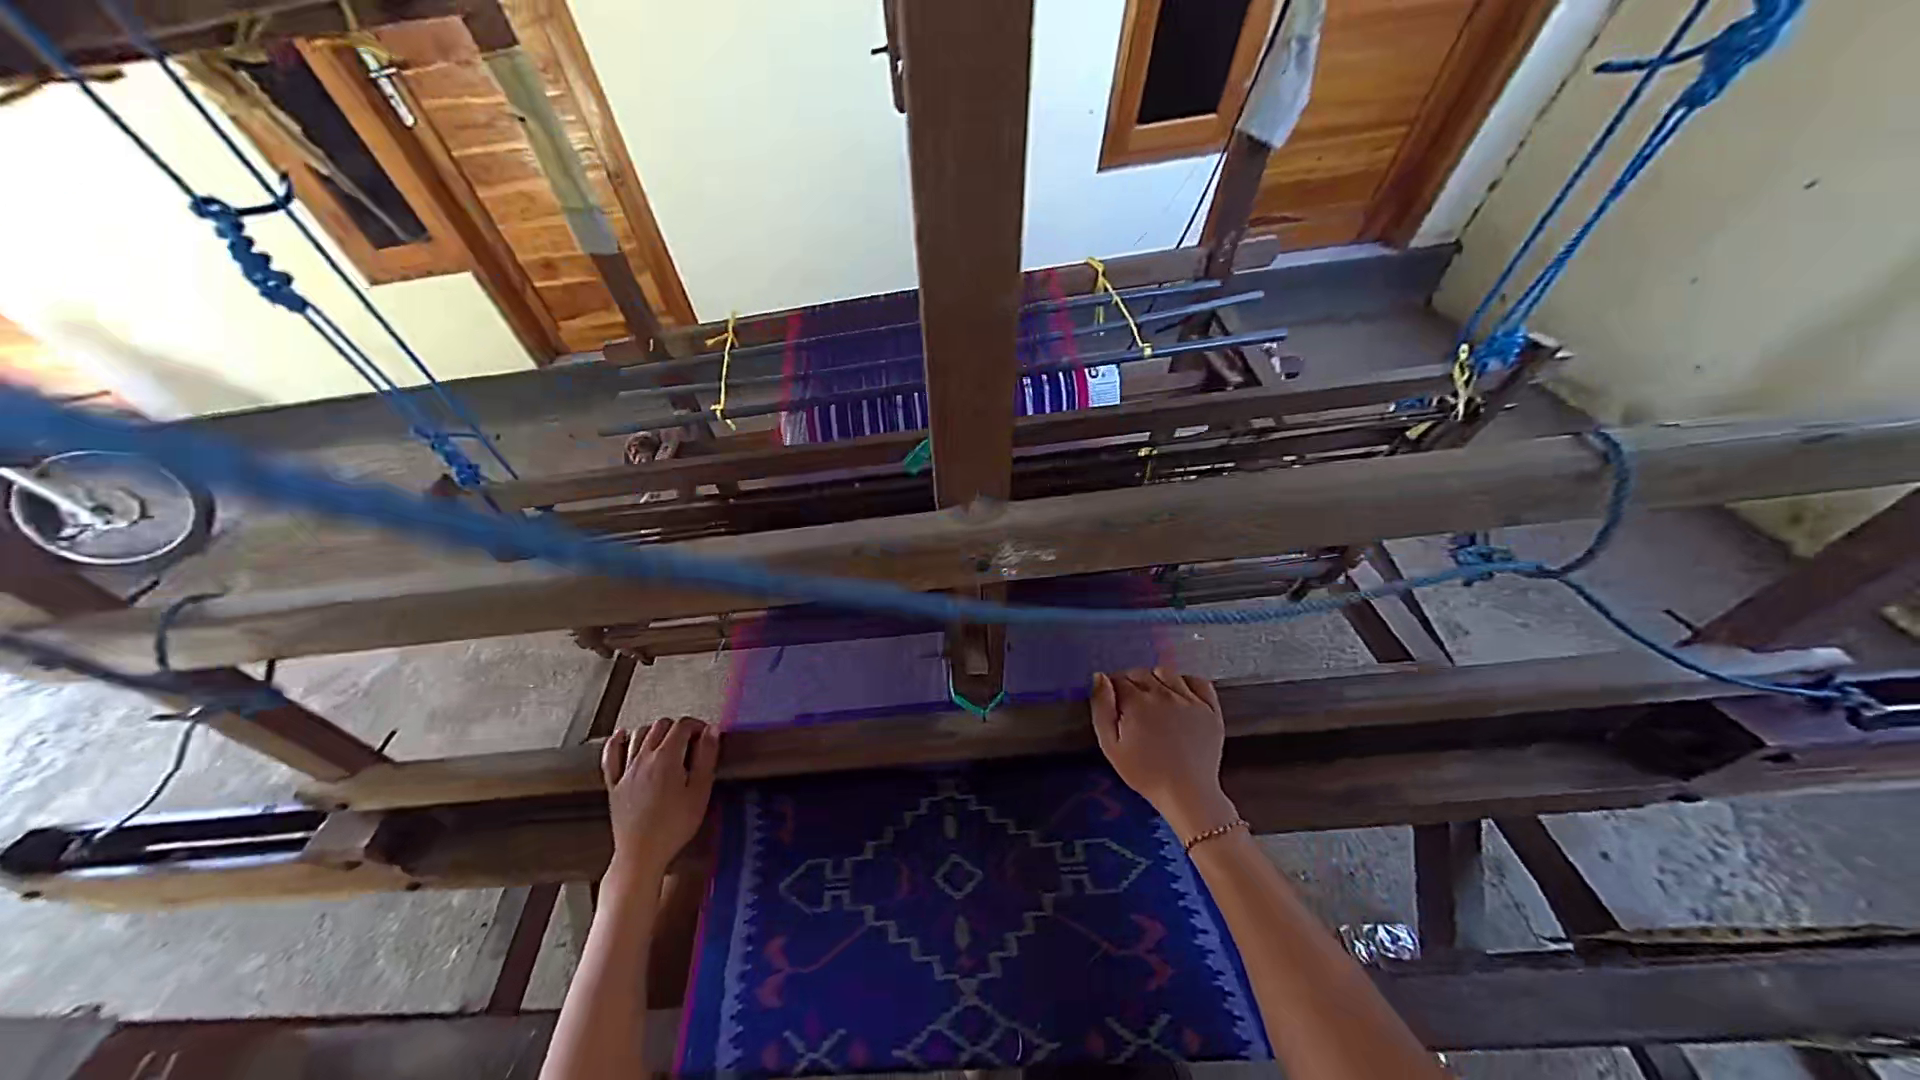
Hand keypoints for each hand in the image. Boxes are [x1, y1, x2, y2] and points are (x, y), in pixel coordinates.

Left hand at [601, 717, 719, 882]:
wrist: (641, 854)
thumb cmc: (674, 826)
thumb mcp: (700, 791)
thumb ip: (707, 757)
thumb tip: (712, 731)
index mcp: (667, 758)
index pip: (682, 726)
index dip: (697, 725)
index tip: (706, 735)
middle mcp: (643, 758)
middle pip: (660, 726)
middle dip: (678, 727)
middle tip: (690, 739)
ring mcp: (626, 771)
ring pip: (638, 735)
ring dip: (654, 730)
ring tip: (665, 739)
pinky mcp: (614, 785)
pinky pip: (611, 755)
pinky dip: (616, 741)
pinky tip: (622, 735)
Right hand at [1090, 668, 1238, 839]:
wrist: (1187, 794)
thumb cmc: (1144, 773)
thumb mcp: (1110, 745)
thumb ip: (1101, 708)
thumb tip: (1099, 677)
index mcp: (1137, 701)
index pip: (1119, 678)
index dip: (1113, 689)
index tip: (1114, 704)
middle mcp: (1164, 693)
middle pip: (1141, 673)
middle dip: (1132, 684)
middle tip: (1132, 707)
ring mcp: (1190, 699)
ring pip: (1167, 673)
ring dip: (1156, 681)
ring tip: (1155, 701)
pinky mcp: (1211, 708)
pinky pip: (1198, 681)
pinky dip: (1186, 683)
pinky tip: (1181, 696)